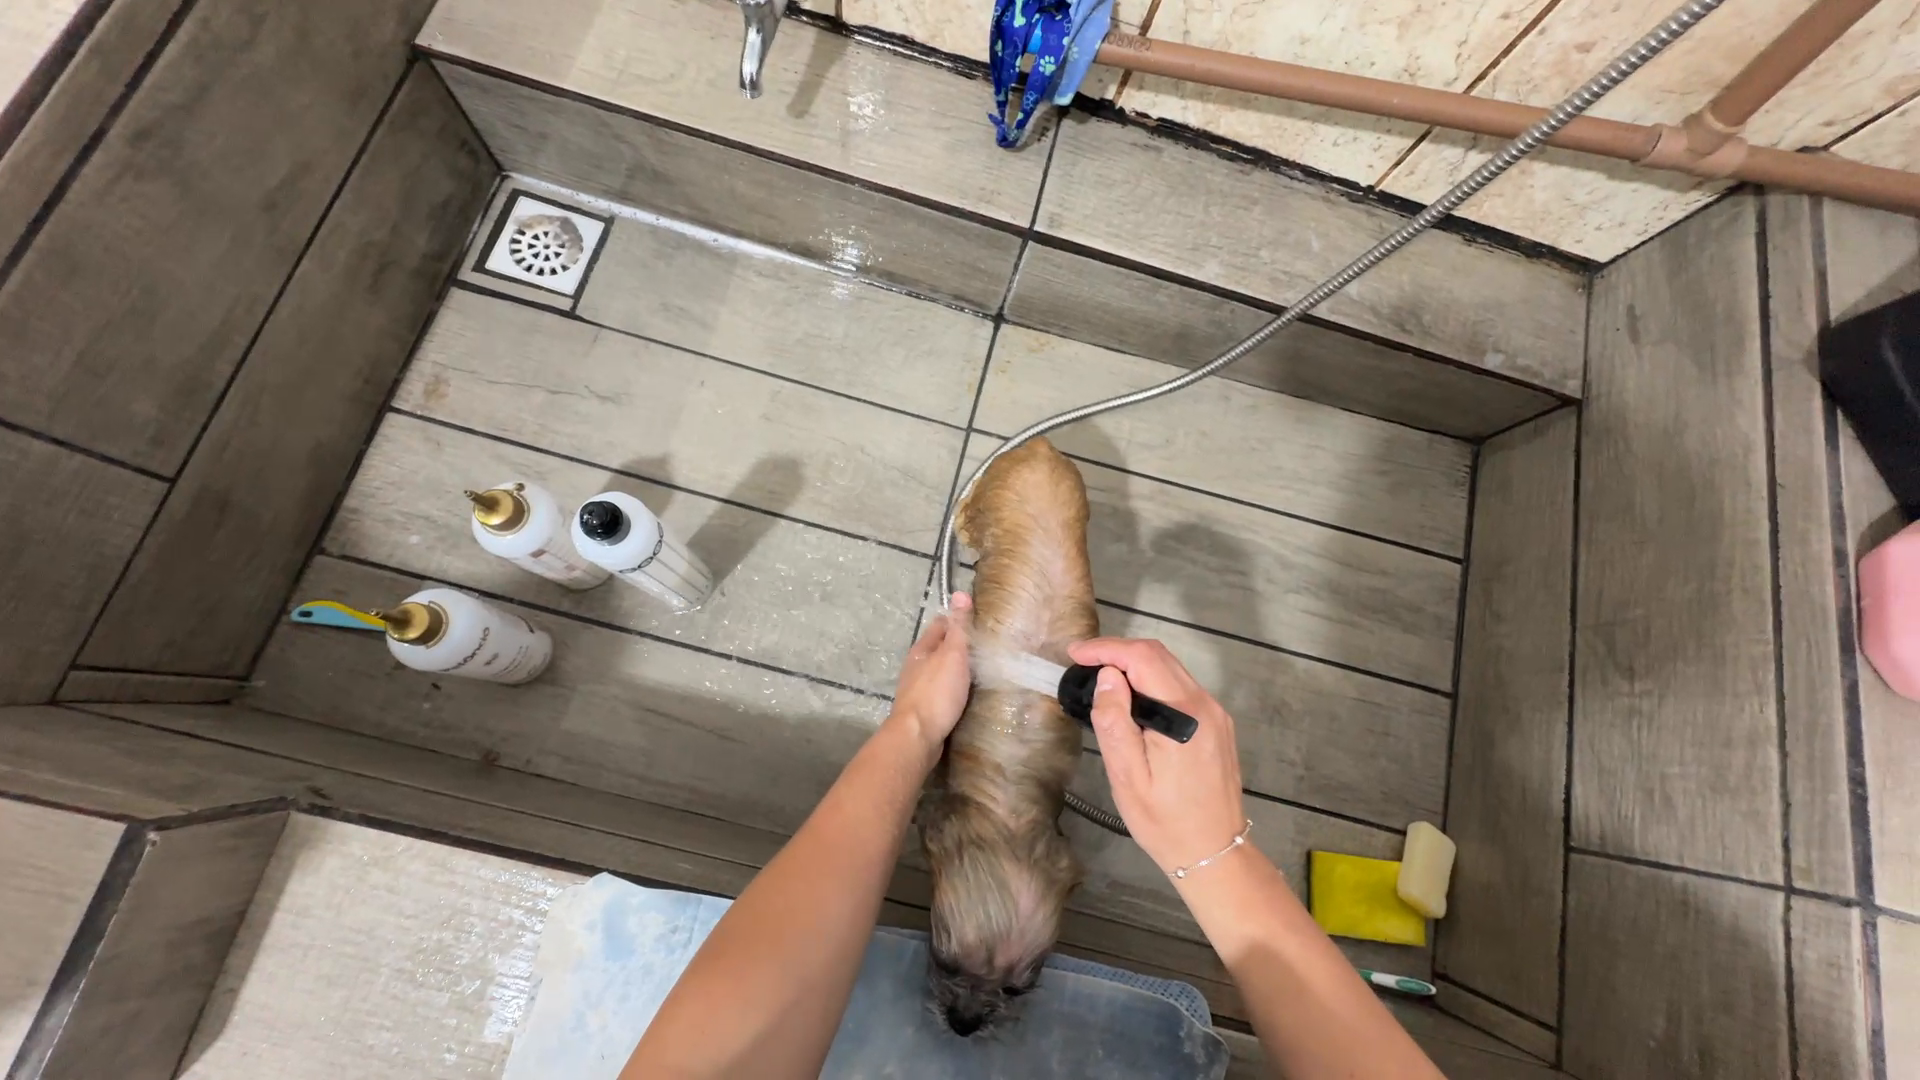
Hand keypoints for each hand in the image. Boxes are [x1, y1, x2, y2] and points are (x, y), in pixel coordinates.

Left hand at [887, 593, 972, 760]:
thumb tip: (959, 593)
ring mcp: (918, 689)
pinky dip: (954, 689)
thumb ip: (958, 628)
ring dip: (956, 669)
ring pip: (940, 671)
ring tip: (979, 670)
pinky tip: (965, 695)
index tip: (977, 619)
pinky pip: (942, 692)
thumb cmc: (936, 691)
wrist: (917, 736)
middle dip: (957, 645)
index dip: (957, 619)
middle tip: (984, 646)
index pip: (940, 625)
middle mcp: (917, 666)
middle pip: (939, 648)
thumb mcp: (952, 654)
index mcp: (922, 649)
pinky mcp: (924, 710)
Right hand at [1068, 638, 1246, 876]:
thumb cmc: (1164, 820)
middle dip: (1118, 651)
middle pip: (1159, 656)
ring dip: (1134, 664)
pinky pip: (1180, 686)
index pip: (1143, 658)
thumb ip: (1114, 721)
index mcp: (1184, 714)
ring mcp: (1216, 713)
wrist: (1214, 853)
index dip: (1106, 648)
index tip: (1074, 654)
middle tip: (1082, 662)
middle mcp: (1205, 704)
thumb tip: (1107, 676)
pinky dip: (1151, 681)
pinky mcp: (1217, 724)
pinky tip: (1131, 699)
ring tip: (1100, 678)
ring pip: (1171, 668)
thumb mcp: (1126, 775)